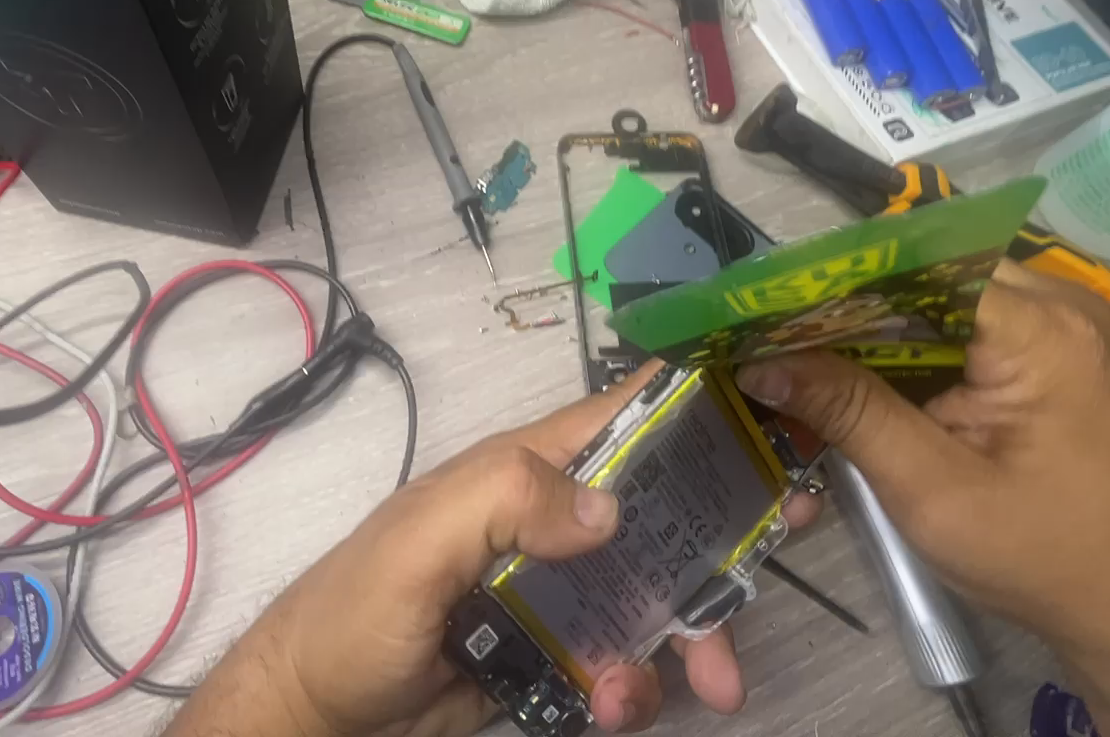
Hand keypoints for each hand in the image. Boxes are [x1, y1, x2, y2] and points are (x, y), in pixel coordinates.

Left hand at [168, 364, 821, 736]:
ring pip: (655, 589)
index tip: (763, 411)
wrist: (324, 705)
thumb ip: (506, 501)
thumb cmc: (361, 604)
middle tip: (785, 535)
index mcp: (526, 470)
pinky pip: (626, 658)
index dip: (687, 403)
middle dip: (721, 523)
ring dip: (695, 627)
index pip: (616, 416)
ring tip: (716, 682)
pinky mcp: (561, 649)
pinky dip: (640, 683)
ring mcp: (562, 587)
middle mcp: (555, 519)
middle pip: (658, 506)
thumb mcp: (423, 539)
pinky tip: (619, 704)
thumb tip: (610, 507)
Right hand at [735, 262, 1109, 663]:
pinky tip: (861, 375)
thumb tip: (758, 362)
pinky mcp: (1050, 351)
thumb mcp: (930, 488)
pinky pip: (957, 324)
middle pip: (920, 275)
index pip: (912, 266)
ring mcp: (1057, 326)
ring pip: (932, 297)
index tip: (766, 306)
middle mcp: (1056, 306)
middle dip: (842, 305)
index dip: (834, 280)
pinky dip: (903, 346)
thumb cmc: (1046, 557)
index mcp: (1039, 329)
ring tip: (800, 351)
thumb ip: (847, 412)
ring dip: (868, 326)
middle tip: (771, 333)